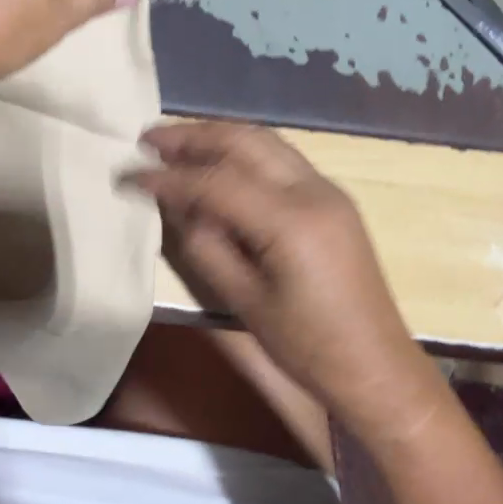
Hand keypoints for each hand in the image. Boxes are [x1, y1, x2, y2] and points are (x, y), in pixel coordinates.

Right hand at [125, 122, 442, 435]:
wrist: (376, 367)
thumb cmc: (306, 345)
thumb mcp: (243, 300)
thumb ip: (204, 244)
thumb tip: (177, 204)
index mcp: (291, 222)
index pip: (215, 181)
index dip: (166, 177)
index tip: (126, 176)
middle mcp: (313, 191)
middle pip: (243, 140)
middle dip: (191, 136)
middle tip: (145, 140)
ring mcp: (327, 190)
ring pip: (263, 140)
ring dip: (215, 136)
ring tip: (172, 144)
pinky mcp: (331, 198)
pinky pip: (278, 157)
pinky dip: (240, 150)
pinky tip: (213, 162)